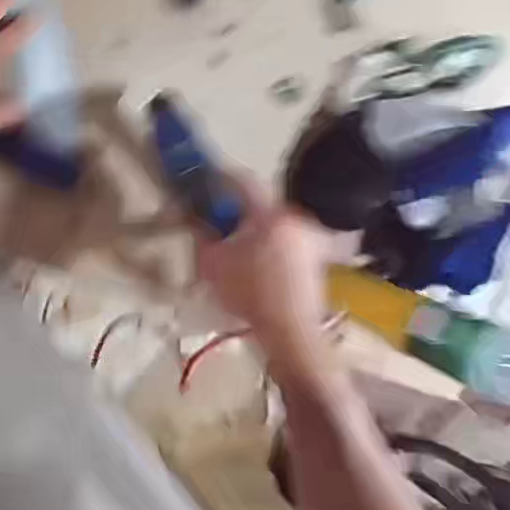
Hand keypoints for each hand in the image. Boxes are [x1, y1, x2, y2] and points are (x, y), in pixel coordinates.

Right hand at [195, 175, 357, 354]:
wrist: (291, 333)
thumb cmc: (249, 294)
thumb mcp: (212, 262)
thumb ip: (202, 232)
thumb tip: (193, 213)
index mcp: (270, 214)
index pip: (242, 181)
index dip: (220, 176)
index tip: (204, 178)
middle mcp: (295, 219)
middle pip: (259, 202)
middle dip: (237, 208)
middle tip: (217, 216)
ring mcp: (310, 238)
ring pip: (273, 221)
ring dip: (253, 226)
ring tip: (234, 242)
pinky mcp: (316, 257)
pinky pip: (285, 238)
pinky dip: (268, 241)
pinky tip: (254, 260)